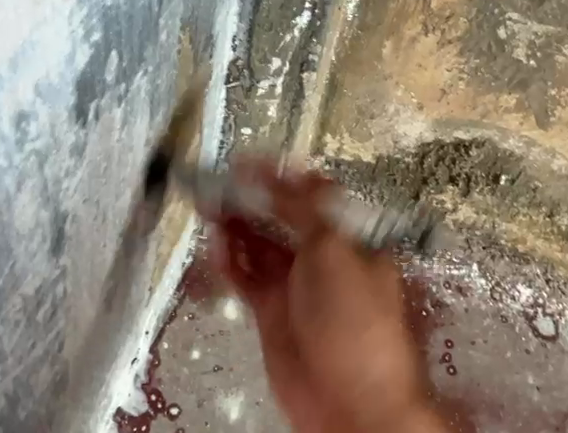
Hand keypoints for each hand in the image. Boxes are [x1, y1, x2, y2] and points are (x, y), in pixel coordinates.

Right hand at [211, 161, 449, 432]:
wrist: (353, 405)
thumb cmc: (358, 324)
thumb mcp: (334, 249)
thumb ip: (301, 209)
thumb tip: (276, 177)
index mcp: (349, 236)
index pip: (312, 193)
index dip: (280, 175)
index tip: (248, 162)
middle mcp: (322, 256)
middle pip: (280, 215)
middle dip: (250, 196)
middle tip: (218, 180)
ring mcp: (296, 284)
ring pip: (258, 243)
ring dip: (234, 223)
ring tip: (209, 206)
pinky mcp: (272, 311)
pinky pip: (245, 276)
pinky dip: (228, 260)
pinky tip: (216, 246)